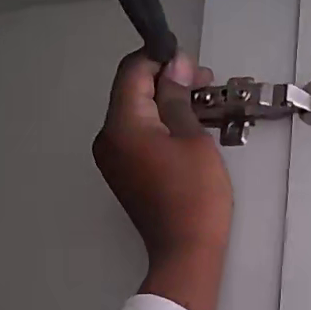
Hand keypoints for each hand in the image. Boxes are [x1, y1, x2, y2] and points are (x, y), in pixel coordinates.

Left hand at [93, 50, 231, 309]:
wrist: (185, 250)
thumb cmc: (196, 194)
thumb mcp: (193, 138)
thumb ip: (178, 97)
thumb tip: (175, 65)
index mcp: (121, 124)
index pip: (132, 72)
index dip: (160, 58)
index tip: (192, 64)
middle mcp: (107, 137)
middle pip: (130, 91)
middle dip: (165, 81)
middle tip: (203, 82)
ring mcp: (111, 158)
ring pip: (134, 113)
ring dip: (163, 102)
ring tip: (199, 104)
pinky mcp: (122, 173)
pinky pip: (135, 135)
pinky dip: (157, 125)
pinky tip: (184, 127)